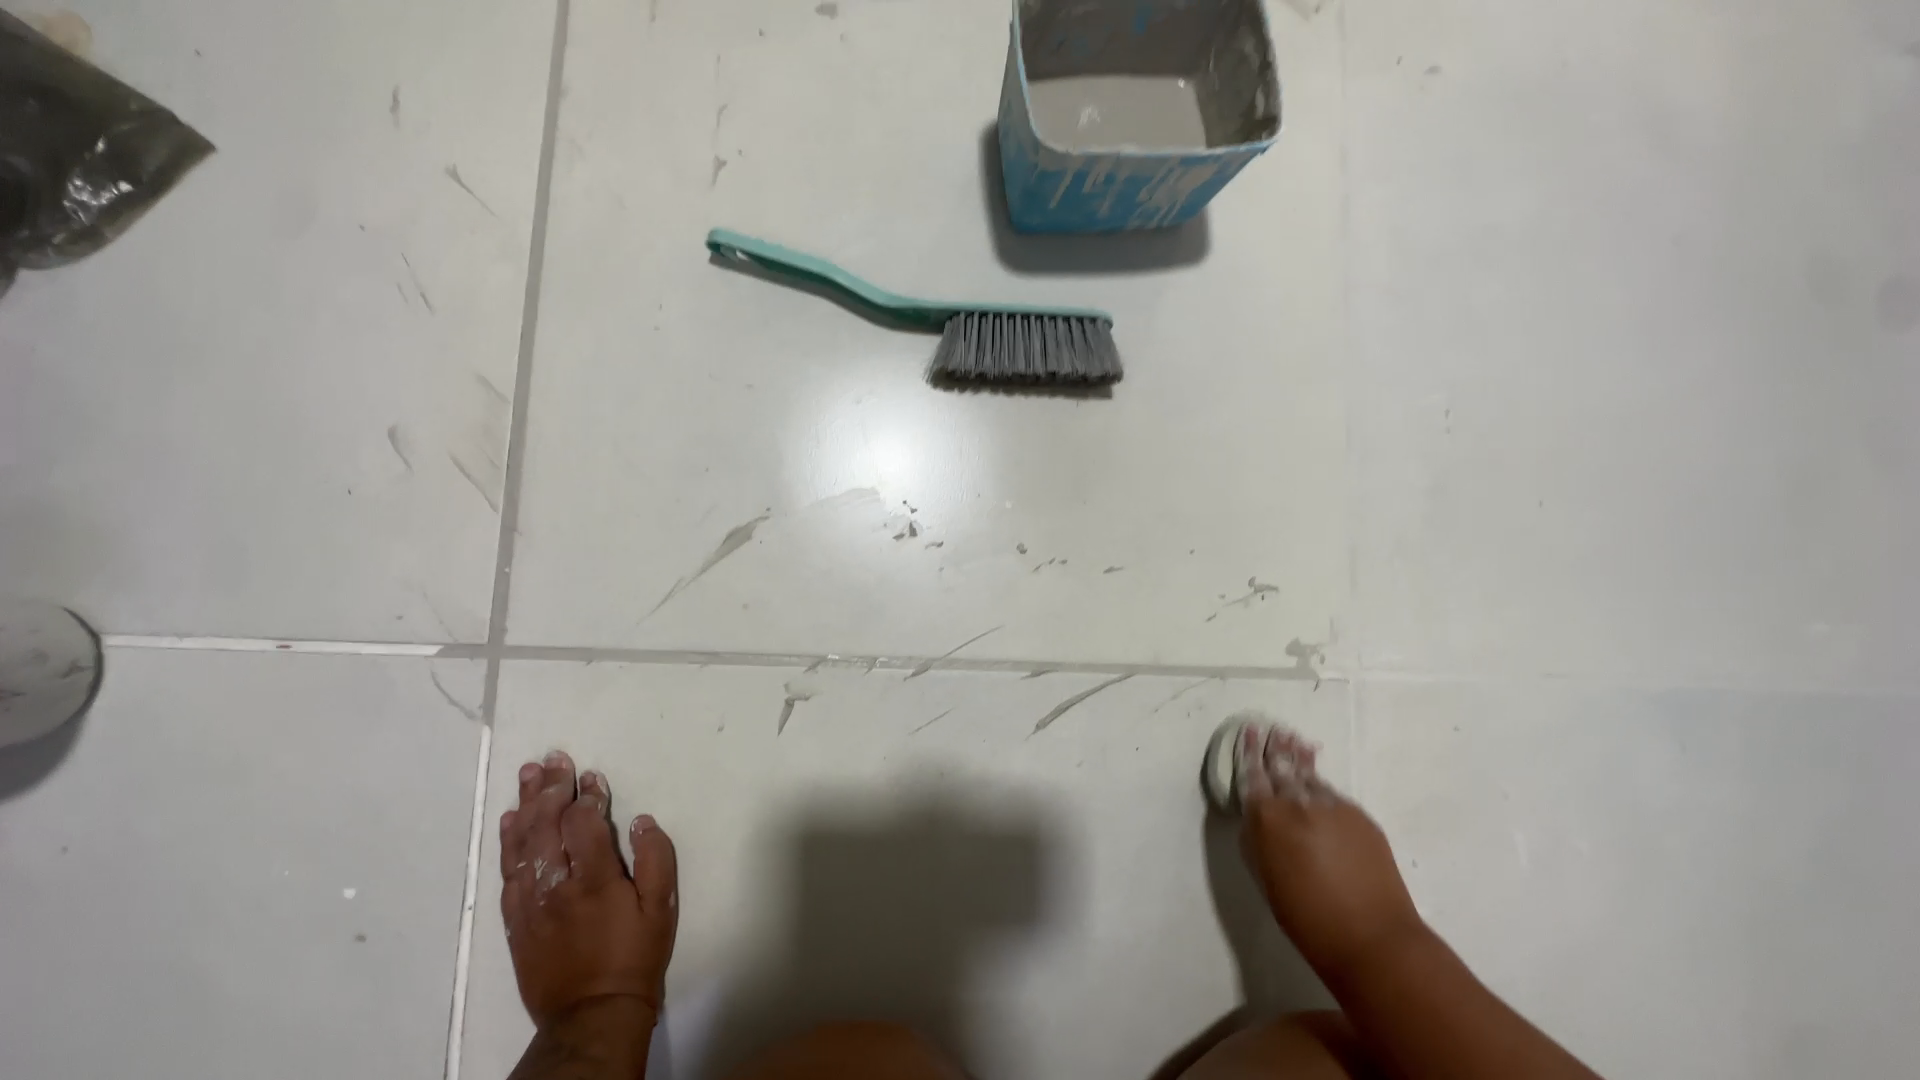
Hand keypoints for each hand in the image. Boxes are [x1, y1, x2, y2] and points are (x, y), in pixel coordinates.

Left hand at [500, 751, 677, 1027]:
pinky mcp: (516, 920)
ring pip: (522, 843)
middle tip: (553, 759)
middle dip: (550, 788)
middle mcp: (556, 884)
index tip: (591, 775)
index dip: (587, 795)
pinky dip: (507, 842)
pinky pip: (506, 873)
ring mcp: (531, 902)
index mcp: (594, 878)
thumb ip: (656, 859)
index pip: (584, 822)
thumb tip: (642, 821)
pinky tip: (509, 822)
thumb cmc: (634, 957)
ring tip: (527, 775)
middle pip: (547, 824)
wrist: (591, 1014)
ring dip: (524, 805)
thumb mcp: (662, 908)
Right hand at [1238, 727, 1425, 976]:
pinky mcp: (1360, 817)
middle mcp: (1298, 803)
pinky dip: (1320, 782)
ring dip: (1299, 757)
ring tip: (1294, 740)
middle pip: (1283, 766)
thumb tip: (1258, 819)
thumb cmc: (1305, 916)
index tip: (1248, 730)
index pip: (1253, 775)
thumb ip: (1257, 840)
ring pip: (1310, 776)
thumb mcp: (1265, 877)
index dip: (1248, 751)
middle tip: (1270, 727)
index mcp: (1267, 818)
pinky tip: (1317, 779)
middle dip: (1274, 746)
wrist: (1372, 937)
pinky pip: (1332, 793)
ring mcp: (1333, 806)